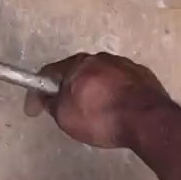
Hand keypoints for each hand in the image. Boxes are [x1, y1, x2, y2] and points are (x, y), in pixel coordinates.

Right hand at [24, 52, 179, 148]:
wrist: (147, 120)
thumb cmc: (101, 117)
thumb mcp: (65, 117)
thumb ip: (51, 103)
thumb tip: (47, 96)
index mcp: (79, 64)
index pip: (49, 72)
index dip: (37, 92)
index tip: (33, 110)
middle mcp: (101, 58)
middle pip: (77, 72)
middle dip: (68, 89)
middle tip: (66, 110)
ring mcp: (125, 65)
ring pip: (101, 77)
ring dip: (94, 91)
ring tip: (96, 114)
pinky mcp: (144, 76)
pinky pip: (121, 85)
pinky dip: (114, 95)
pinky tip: (117, 111)